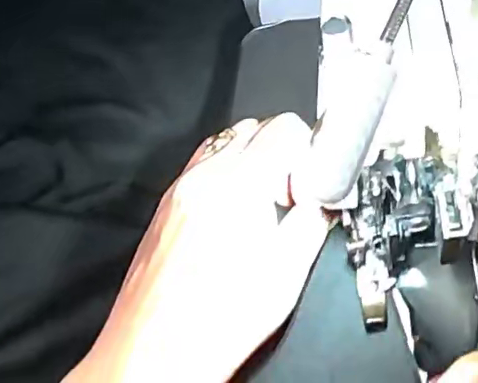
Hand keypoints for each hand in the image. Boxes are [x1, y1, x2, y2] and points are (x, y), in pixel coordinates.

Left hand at [66, 115, 331, 382]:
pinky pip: (203, 161)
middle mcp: (206, 174)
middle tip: (291, 191)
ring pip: (227, 139)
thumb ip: (312, 224)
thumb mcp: (285, 277)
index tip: (312, 174)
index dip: (307, 147)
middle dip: (281, 150)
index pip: (283, 127)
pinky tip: (234, 211)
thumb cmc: (213, 325)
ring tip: (263, 201)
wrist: (153, 351)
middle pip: (255, 126)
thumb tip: (324, 200)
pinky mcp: (167, 199)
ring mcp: (182, 184)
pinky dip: (225, 170)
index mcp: (238, 185)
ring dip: (252, 157)